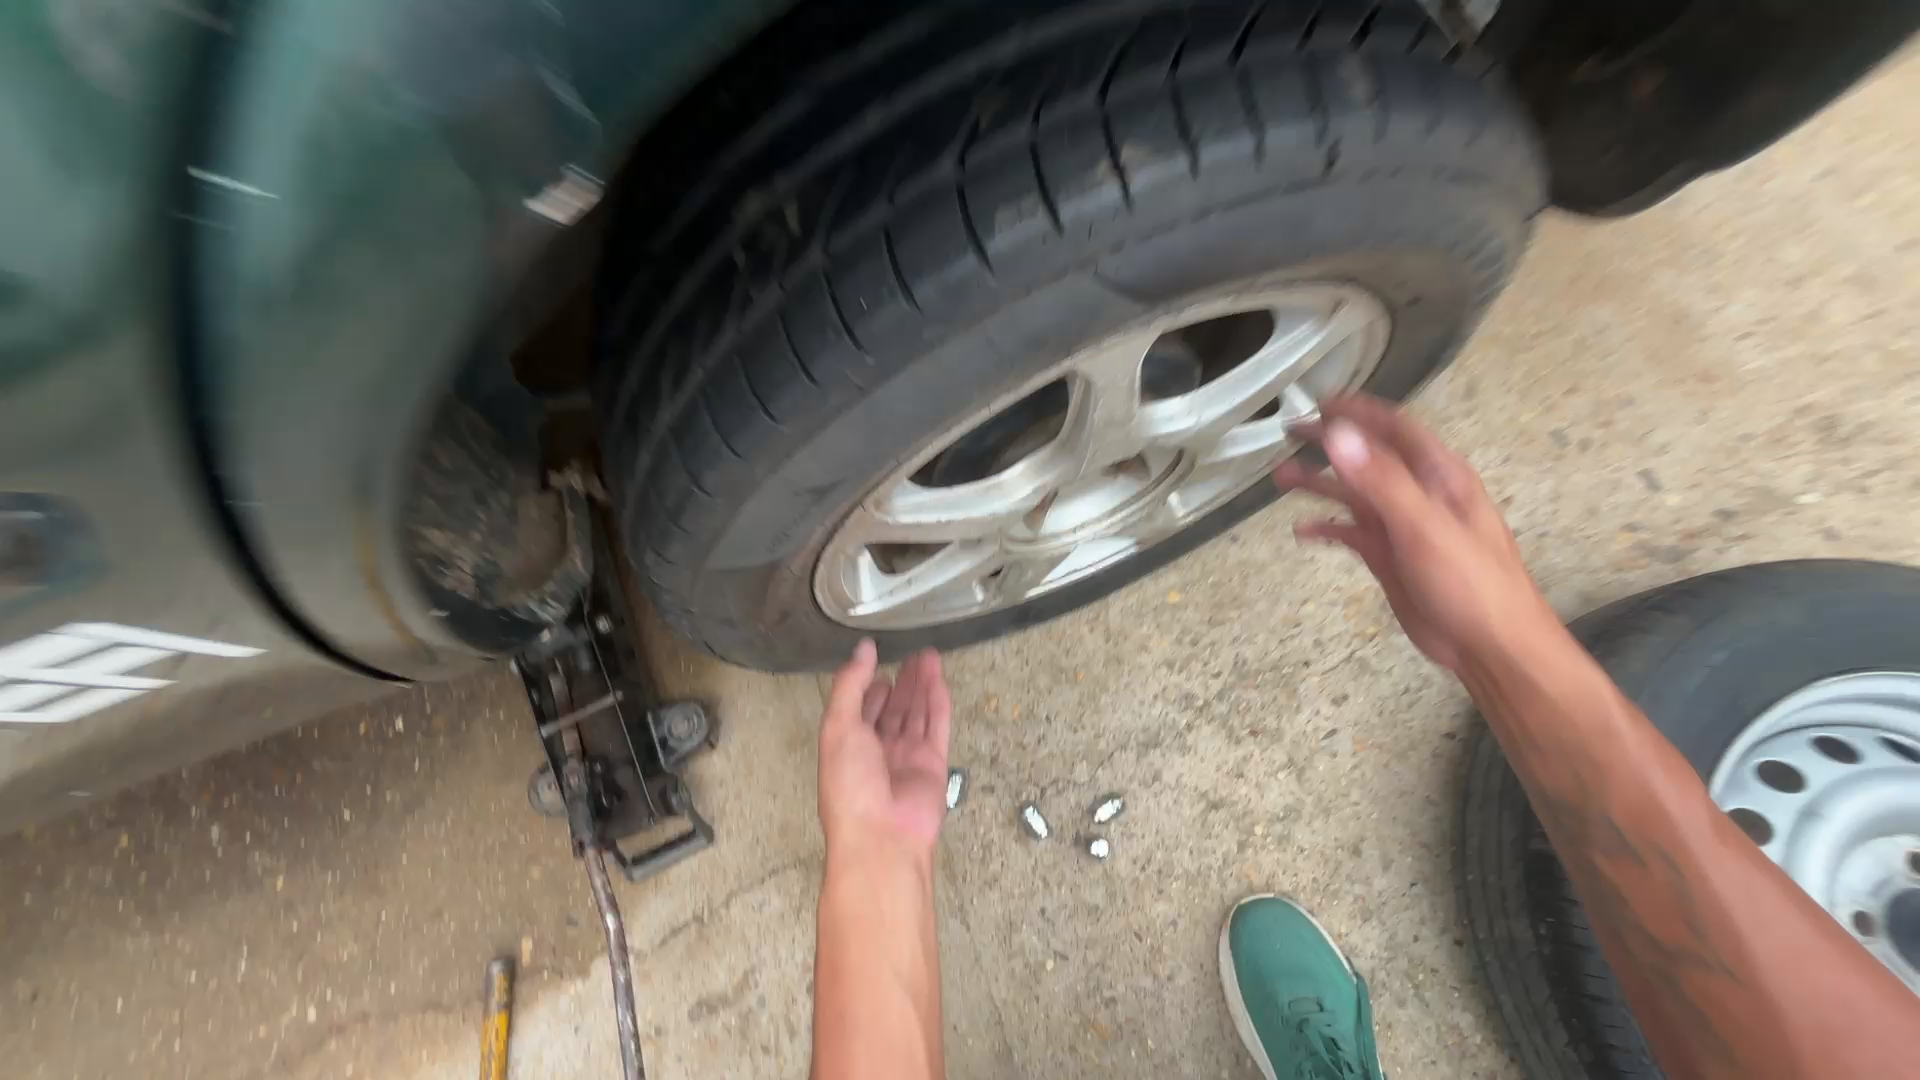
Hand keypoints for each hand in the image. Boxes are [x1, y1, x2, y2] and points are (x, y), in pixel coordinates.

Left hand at [817, 639, 952, 862]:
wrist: (882, 836)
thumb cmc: (850, 784)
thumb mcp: (838, 726)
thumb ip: (851, 684)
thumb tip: (864, 649)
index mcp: (847, 745)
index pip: (859, 708)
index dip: (867, 685)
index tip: (877, 659)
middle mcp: (877, 751)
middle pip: (893, 708)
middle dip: (902, 681)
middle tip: (912, 654)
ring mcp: (906, 757)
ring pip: (916, 713)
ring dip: (922, 685)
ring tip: (930, 655)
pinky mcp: (932, 763)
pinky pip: (937, 726)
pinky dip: (939, 702)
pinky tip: (939, 680)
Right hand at [1272, 394, 1559, 672]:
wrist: (1490, 645)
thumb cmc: (1470, 582)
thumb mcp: (1423, 526)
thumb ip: (1379, 480)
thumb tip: (1338, 436)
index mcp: (1437, 477)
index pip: (1395, 429)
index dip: (1359, 413)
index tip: (1321, 402)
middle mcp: (1417, 494)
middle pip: (1368, 457)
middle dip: (1329, 443)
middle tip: (1289, 433)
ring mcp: (1401, 526)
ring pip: (1353, 494)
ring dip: (1319, 484)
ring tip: (1280, 479)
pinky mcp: (1388, 556)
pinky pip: (1350, 533)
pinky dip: (1326, 528)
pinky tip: (1302, 532)